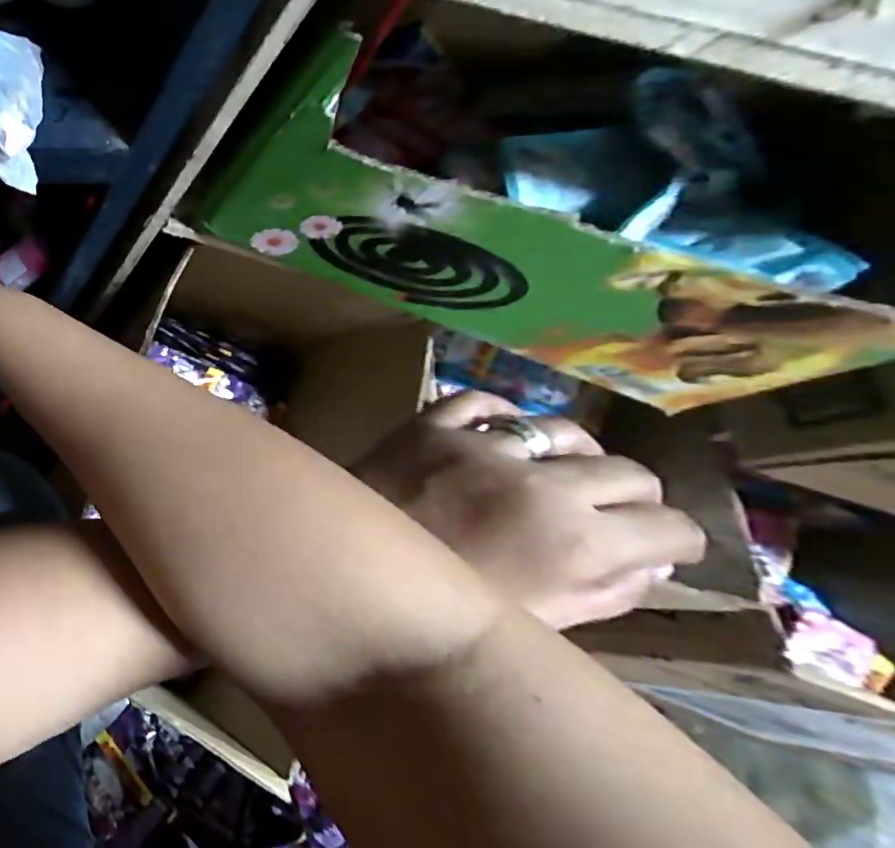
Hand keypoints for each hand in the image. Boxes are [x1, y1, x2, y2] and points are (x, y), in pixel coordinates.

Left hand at [350, 391, 706, 630]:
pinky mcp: (429, 425)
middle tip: (611, 509)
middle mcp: (540, 483)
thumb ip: (608, 590)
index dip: (674, 540)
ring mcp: (481, 446)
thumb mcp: (542, 619)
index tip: (660, 545)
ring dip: (572, 452)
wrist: (348, 562)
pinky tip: (504, 432)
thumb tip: (651, 559)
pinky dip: (499, 413)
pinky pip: (481, 401)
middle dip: (633, 496)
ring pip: (560, 429)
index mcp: (578, 540)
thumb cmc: (444, 602)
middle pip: (628, 471)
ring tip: (559, 469)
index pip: (671, 527)